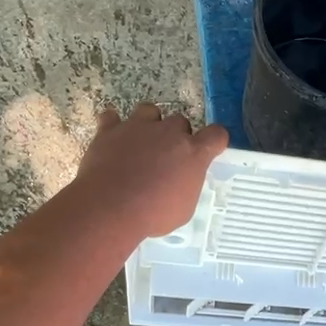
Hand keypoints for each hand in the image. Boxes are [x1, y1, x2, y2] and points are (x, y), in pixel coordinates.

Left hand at [66, 103, 228, 238]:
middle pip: (180, 121)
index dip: (214, 140)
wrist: (111, 208)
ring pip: (149, 111)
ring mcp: (138, 127)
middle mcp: (168, 133)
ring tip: (142, 143)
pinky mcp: (110, 129)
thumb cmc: (154, 214)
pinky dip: (114, 126)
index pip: (216, 134)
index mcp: (193, 153)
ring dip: (150, 123)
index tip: (210, 149)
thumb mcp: (184, 208)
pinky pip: (112, 117)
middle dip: (177, 136)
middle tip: (168, 157)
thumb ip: (187, 186)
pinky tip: (114, 139)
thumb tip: (181, 182)